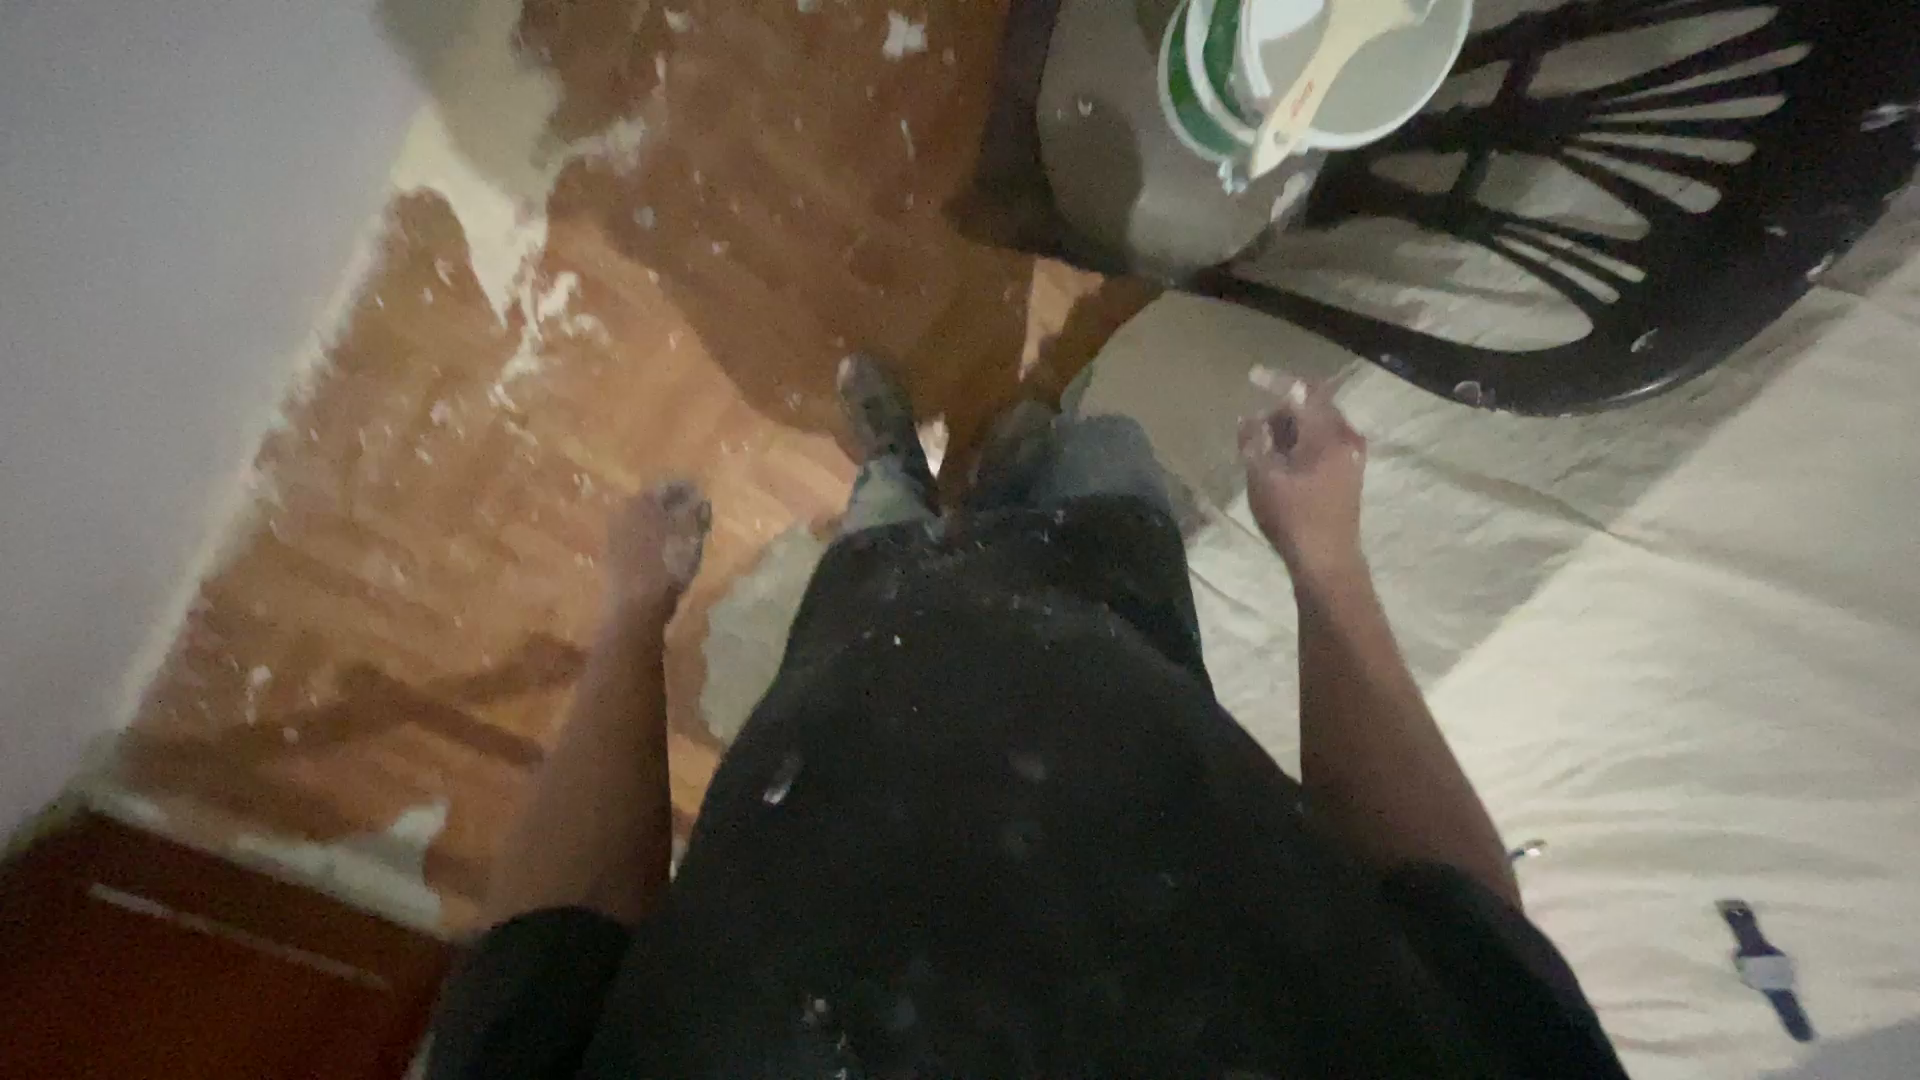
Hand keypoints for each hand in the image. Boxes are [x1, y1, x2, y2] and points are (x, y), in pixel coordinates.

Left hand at [605, 481, 711, 617]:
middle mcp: (625, 512)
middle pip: (655, 502)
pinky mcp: (614, 556)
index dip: (688, 487)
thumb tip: (700, 498)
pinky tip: (666, 549)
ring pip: (646, 521)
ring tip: (684, 531)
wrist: (635, 605)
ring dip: (665, 522)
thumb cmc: (668, 565)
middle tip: (694, 510)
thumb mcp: (692, 536)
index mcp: (644, 501)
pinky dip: (655, 538)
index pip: (669, 485)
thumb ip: (697, 513)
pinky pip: (639, 538)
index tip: (702, 492)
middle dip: (675, 504)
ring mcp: (616, 535)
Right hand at [1239, 375, 1366, 581]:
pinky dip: (1298, 443)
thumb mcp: (1262, 477)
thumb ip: (1253, 442)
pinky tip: (1278, 462)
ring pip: (1316, 425)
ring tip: (1260, 449)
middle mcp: (1347, 437)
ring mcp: (1351, 455)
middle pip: (1312, 406)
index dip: (1276, 381)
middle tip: (1251, 430)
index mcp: (1329, 434)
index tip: (1251, 376)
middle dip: (1279, 411)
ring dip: (1287, 429)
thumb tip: (1248, 419)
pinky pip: (1322, 441)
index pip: (1304, 392)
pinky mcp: (1348, 471)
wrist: (1327, 561)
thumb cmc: (1293, 518)